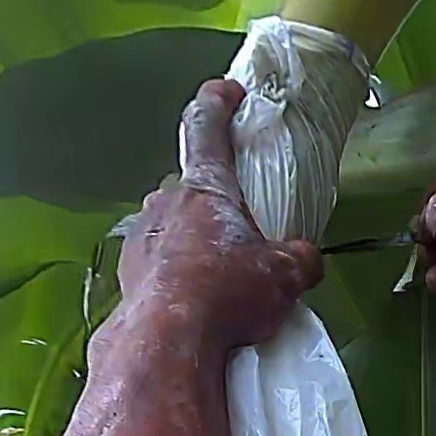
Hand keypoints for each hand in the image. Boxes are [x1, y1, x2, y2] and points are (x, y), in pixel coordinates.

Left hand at [115, 79, 322, 351]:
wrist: (171, 341)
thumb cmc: (226, 295)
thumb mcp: (285, 277)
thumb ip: (302, 259)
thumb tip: (307, 259)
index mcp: (206, 189)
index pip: (207, 127)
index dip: (219, 103)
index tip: (228, 94)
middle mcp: (166, 204)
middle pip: (191, 190)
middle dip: (214, 207)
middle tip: (239, 237)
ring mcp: (141, 239)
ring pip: (172, 229)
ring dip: (193, 244)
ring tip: (217, 280)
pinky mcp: (128, 275)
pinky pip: (158, 265)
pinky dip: (176, 276)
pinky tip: (194, 304)